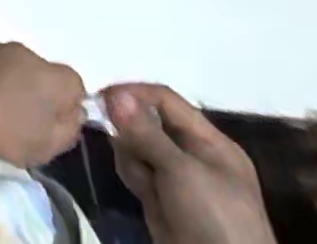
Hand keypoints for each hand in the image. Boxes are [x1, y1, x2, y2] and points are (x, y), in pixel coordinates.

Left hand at [0, 42, 85, 166]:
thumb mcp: (42, 147)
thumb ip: (67, 129)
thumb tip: (73, 112)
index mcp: (50, 76)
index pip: (75, 83)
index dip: (67, 104)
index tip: (50, 123)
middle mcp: (27, 52)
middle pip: (44, 73)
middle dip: (38, 94)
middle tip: (21, 121)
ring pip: (17, 67)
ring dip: (13, 84)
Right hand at [104, 84, 275, 243]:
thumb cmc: (214, 222)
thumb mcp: (181, 172)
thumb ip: (146, 132)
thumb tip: (114, 93)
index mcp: (211, 143)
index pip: (166, 101)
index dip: (135, 94)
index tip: (101, 97)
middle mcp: (194, 156)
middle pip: (149, 122)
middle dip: (132, 130)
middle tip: (123, 145)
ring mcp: (178, 181)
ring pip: (139, 147)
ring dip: (132, 157)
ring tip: (143, 183)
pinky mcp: (163, 202)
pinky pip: (139, 172)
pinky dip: (133, 175)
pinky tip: (141, 192)